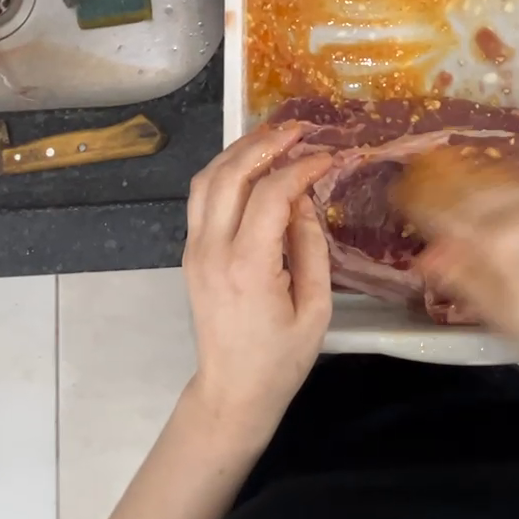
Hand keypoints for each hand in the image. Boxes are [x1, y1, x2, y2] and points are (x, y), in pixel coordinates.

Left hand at [181, 123, 333, 439]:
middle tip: (298, 128)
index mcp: (248, 266)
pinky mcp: (190, 250)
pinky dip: (224, 169)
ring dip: (239, 149)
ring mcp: (194, 247)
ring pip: (208, 178)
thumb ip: (310, 246)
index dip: (301, 167)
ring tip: (272, 135)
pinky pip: (201, 196)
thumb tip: (303, 196)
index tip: (328, 156)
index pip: (272, 194)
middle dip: (266, 142)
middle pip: (231, 174)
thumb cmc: (281, 358)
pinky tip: (249, 162)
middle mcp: (213, 249)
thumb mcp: (315, 308)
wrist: (232, 390)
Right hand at [408, 171, 518, 393]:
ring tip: (447, 169)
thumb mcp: (512, 318)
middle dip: (438, 180)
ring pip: (495, 184)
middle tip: (415, 174)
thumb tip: (424, 255)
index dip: (417, 201)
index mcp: (499, 240)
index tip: (397, 191)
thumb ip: (466, 282)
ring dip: (466, 175)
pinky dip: (496, 183)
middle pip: (468, 189)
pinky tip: (496, 188)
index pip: (445, 211)